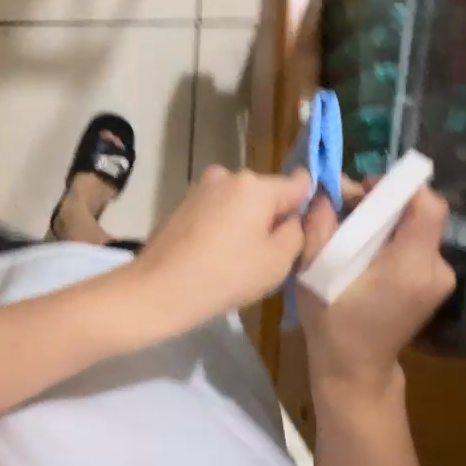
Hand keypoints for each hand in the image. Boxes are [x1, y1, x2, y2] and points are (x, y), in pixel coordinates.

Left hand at [132, 165, 311, 325]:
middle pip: (265, 193)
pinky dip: (221, 228)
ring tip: (238, 258)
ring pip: (239, 203)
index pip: (299, 184)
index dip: (307, 207)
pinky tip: (214, 255)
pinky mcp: (181, 205)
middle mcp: (226, 176)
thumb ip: (297, 231)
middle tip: (267, 254)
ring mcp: (200, 189)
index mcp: (255, 185)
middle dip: (271, 216)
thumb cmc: (226, 275)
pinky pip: (215, 211)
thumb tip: (292, 217)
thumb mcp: (278, 260)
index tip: (300, 233)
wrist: (159, 288)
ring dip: (244, 223)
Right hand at [296, 180, 456, 410]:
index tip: (364, 192)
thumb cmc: (332, 323)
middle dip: (382, 204)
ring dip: (383, 222)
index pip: (427, 206)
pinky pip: (415, 245)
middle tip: (344, 210)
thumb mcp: (313, 273)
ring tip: (347, 233)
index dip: (398, 188)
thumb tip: (327, 189)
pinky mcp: (434, 283)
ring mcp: (441, 277)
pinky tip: (362, 253)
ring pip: (416, 228)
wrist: (355, 369)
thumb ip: (321, 227)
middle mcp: (436, 268)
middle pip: (420, 214)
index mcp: (410, 266)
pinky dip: (390, 239)